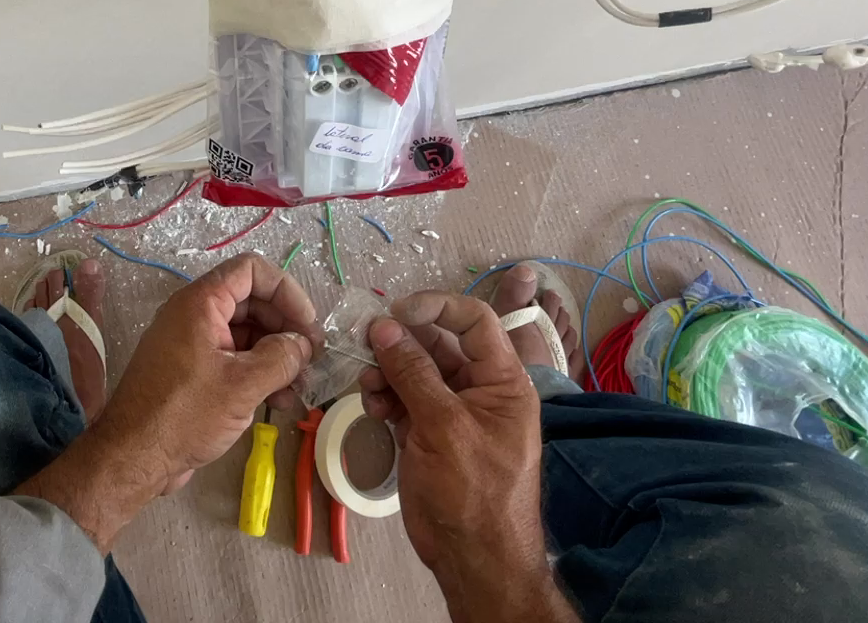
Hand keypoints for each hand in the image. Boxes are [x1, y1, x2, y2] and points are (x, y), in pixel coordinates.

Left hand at [18, 252, 319, 550]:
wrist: (134, 457)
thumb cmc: (185, 414)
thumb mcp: (241, 385)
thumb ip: (280, 357)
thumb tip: (302, 343)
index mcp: (201, 302)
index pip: (252, 271)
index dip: (287, 291)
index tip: (309, 326)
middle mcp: (196, 313)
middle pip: (253, 301)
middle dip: (286, 327)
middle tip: (312, 360)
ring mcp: (194, 341)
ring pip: (247, 332)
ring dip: (277, 355)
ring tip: (299, 387)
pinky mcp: (195, 369)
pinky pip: (234, 356)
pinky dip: (259, 372)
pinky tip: (279, 401)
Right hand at [359, 293, 577, 622]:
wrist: (472, 560)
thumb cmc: (473, 492)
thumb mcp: (444, 426)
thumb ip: (412, 372)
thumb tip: (382, 326)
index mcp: (501, 381)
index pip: (474, 320)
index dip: (437, 306)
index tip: (396, 312)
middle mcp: (477, 387)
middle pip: (435, 341)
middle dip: (400, 342)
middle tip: (366, 345)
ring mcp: (450, 408)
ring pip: (412, 366)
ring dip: (385, 370)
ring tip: (368, 387)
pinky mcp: (426, 428)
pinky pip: (401, 394)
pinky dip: (383, 395)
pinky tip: (373, 409)